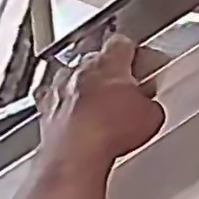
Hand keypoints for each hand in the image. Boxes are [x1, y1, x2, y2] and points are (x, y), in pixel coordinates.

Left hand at [38, 34, 163, 168]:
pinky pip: (58, 100)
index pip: (121, 44)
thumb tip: (149, 105)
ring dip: (88, 89)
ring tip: (105, 108)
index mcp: (108, 64)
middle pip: (97, 60)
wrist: (77, 153)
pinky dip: (70, 107)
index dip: (135, 53)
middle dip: (112, 73)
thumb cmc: (109, 130)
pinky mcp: (46, 109)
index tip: (144, 63)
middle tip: (128, 89)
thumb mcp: (152, 115)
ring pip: (75, 79)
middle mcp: (79, 71)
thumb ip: (150, 101)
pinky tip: (83, 122)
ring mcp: (59, 88)